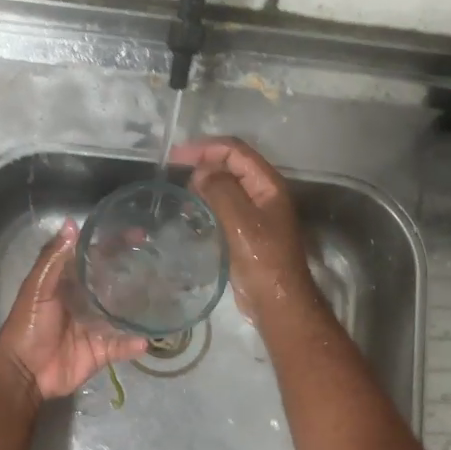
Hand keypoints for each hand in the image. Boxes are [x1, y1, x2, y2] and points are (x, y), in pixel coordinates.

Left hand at [0, 220, 148, 400]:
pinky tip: (148, 338)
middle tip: (163, 265)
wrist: (24, 371)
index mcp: (69, 284)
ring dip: (140, 309)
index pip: (96, 259)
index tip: (140, 235)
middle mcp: (85, 302)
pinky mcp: (100, 352)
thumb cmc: (29, 326)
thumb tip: (71, 223)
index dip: (115, 246)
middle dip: (136, 275)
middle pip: (114, 285)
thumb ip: (53, 258)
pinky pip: (122, 346)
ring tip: (165, 299)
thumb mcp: (37, 288)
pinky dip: (135, 343)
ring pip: (123, 315)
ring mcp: (95, 328)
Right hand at [170, 137, 317, 326]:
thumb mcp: (241, 222)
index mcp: (267, 185)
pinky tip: (188, 217)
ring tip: (178, 196)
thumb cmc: (262, 260)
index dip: (205, 148)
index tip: (175, 156)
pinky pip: (222, 210)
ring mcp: (254, 214)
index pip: (235, 151)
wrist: (276, 301)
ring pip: (225, 189)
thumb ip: (221, 190)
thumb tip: (202, 171)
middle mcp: (262, 194)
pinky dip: (205, 207)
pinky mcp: (244, 233)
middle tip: (174, 177)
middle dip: (202, 164)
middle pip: (230, 166)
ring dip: (202, 187)